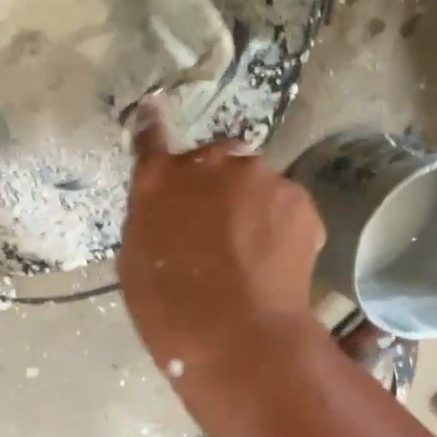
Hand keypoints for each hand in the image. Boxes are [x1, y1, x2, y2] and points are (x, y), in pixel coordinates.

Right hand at [118, 96, 325, 387]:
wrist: (234, 334)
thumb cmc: (167, 306)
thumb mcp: (138, 257)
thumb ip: (153, 218)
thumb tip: (171, 208)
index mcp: (156, 181)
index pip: (149, 137)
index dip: (151, 120)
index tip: (154, 102)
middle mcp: (208, 165)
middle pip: (215, 160)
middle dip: (217, 183)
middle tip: (217, 227)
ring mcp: (258, 177)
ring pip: (255, 182)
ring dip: (251, 204)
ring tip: (250, 253)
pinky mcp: (298, 199)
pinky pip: (285, 205)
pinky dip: (280, 225)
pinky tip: (273, 261)